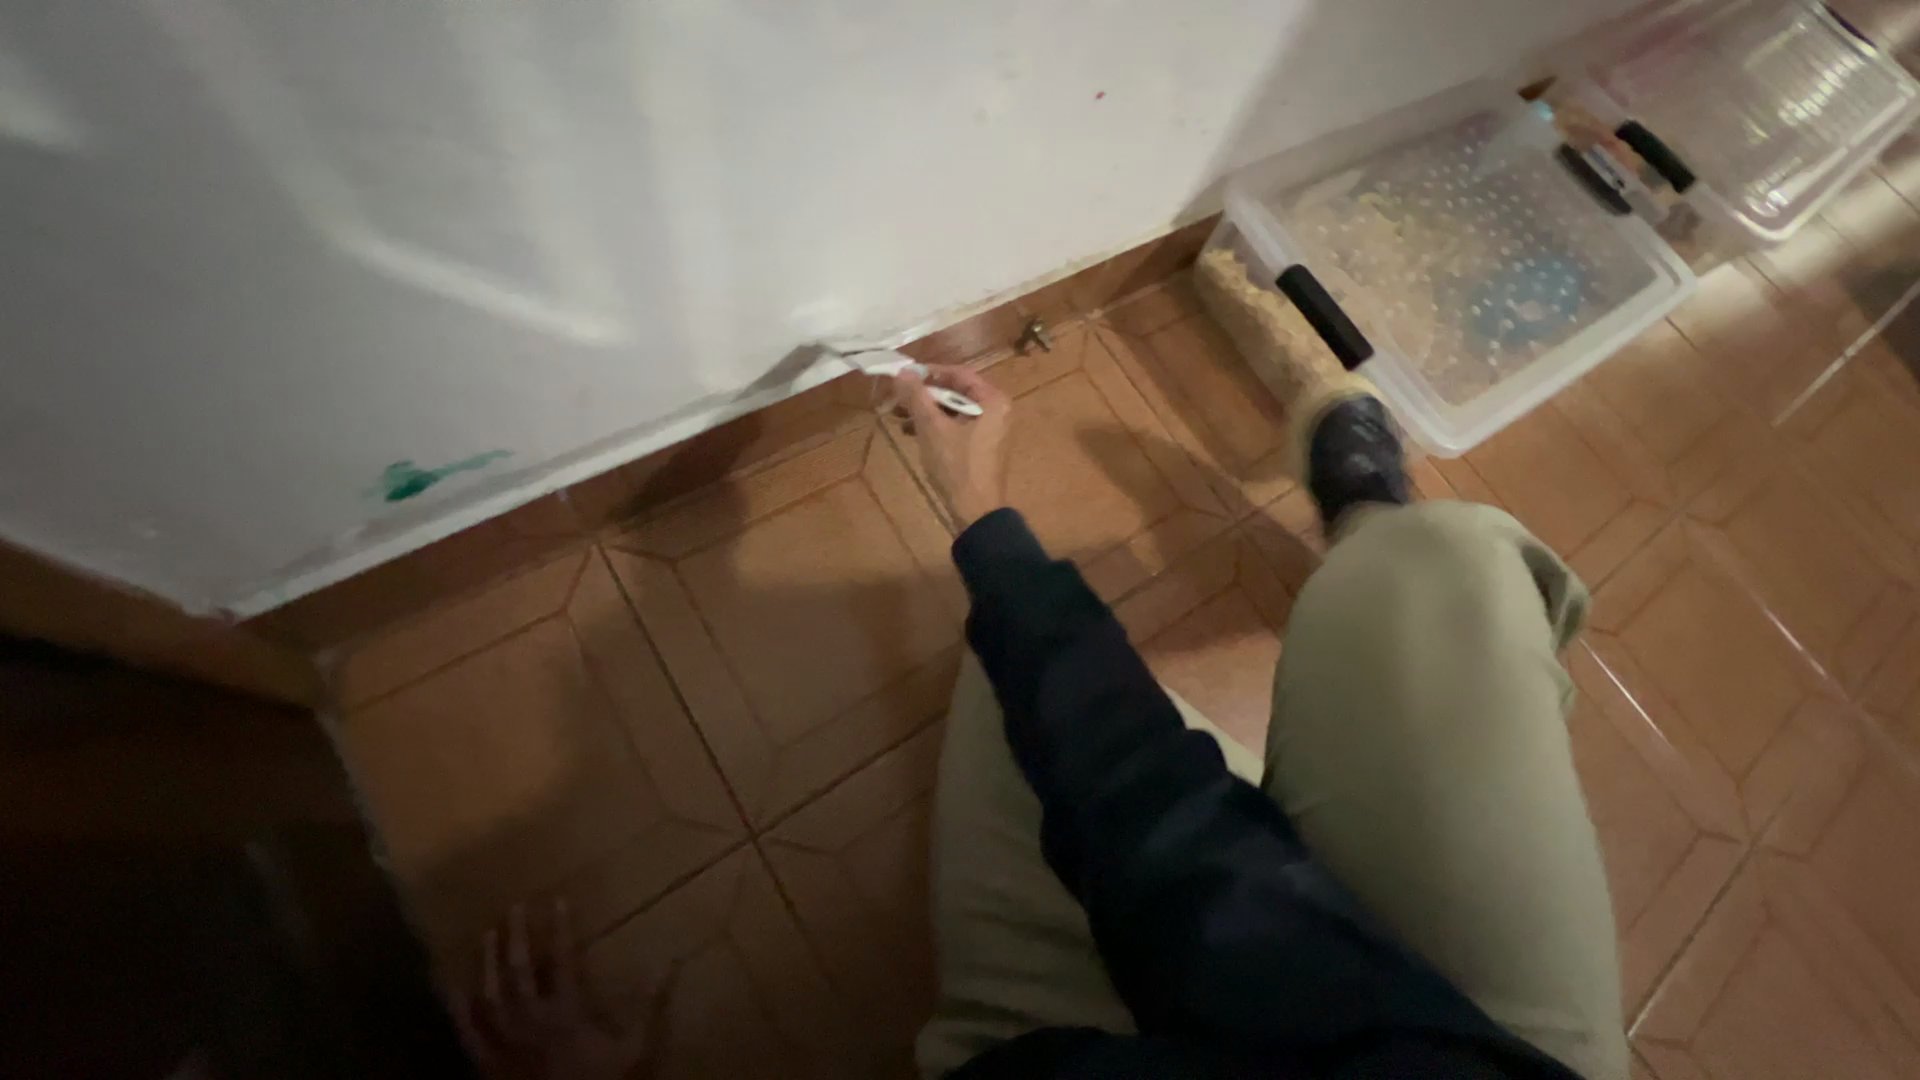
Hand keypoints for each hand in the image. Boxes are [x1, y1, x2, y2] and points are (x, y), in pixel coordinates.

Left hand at [451, 900, 659, 1079]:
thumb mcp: (634, 1048)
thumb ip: (650, 1006)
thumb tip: (670, 962)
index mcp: (566, 1014)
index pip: (561, 961)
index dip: (559, 930)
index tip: (558, 901)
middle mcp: (530, 1023)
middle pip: (518, 972)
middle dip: (515, 938)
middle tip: (514, 907)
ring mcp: (503, 1045)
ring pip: (489, 997)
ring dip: (486, 963)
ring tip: (486, 934)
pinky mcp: (486, 1066)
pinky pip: (468, 1035)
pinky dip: (459, 1011)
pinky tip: (454, 989)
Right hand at [892, 365, 1011, 529]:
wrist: (975, 511)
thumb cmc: (956, 466)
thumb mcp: (932, 428)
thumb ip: (916, 397)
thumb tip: (901, 372)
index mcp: (993, 401)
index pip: (959, 374)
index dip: (930, 373)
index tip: (904, 376)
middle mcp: (997, 411)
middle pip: (956, 393)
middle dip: (924, 396)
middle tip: (897, 398)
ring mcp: (991, 431)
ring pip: (954, 411)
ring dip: (926, 412)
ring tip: (898, 417)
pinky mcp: (982, 448)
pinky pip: (957, 428)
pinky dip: (936, 428)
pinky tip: (911, 433)